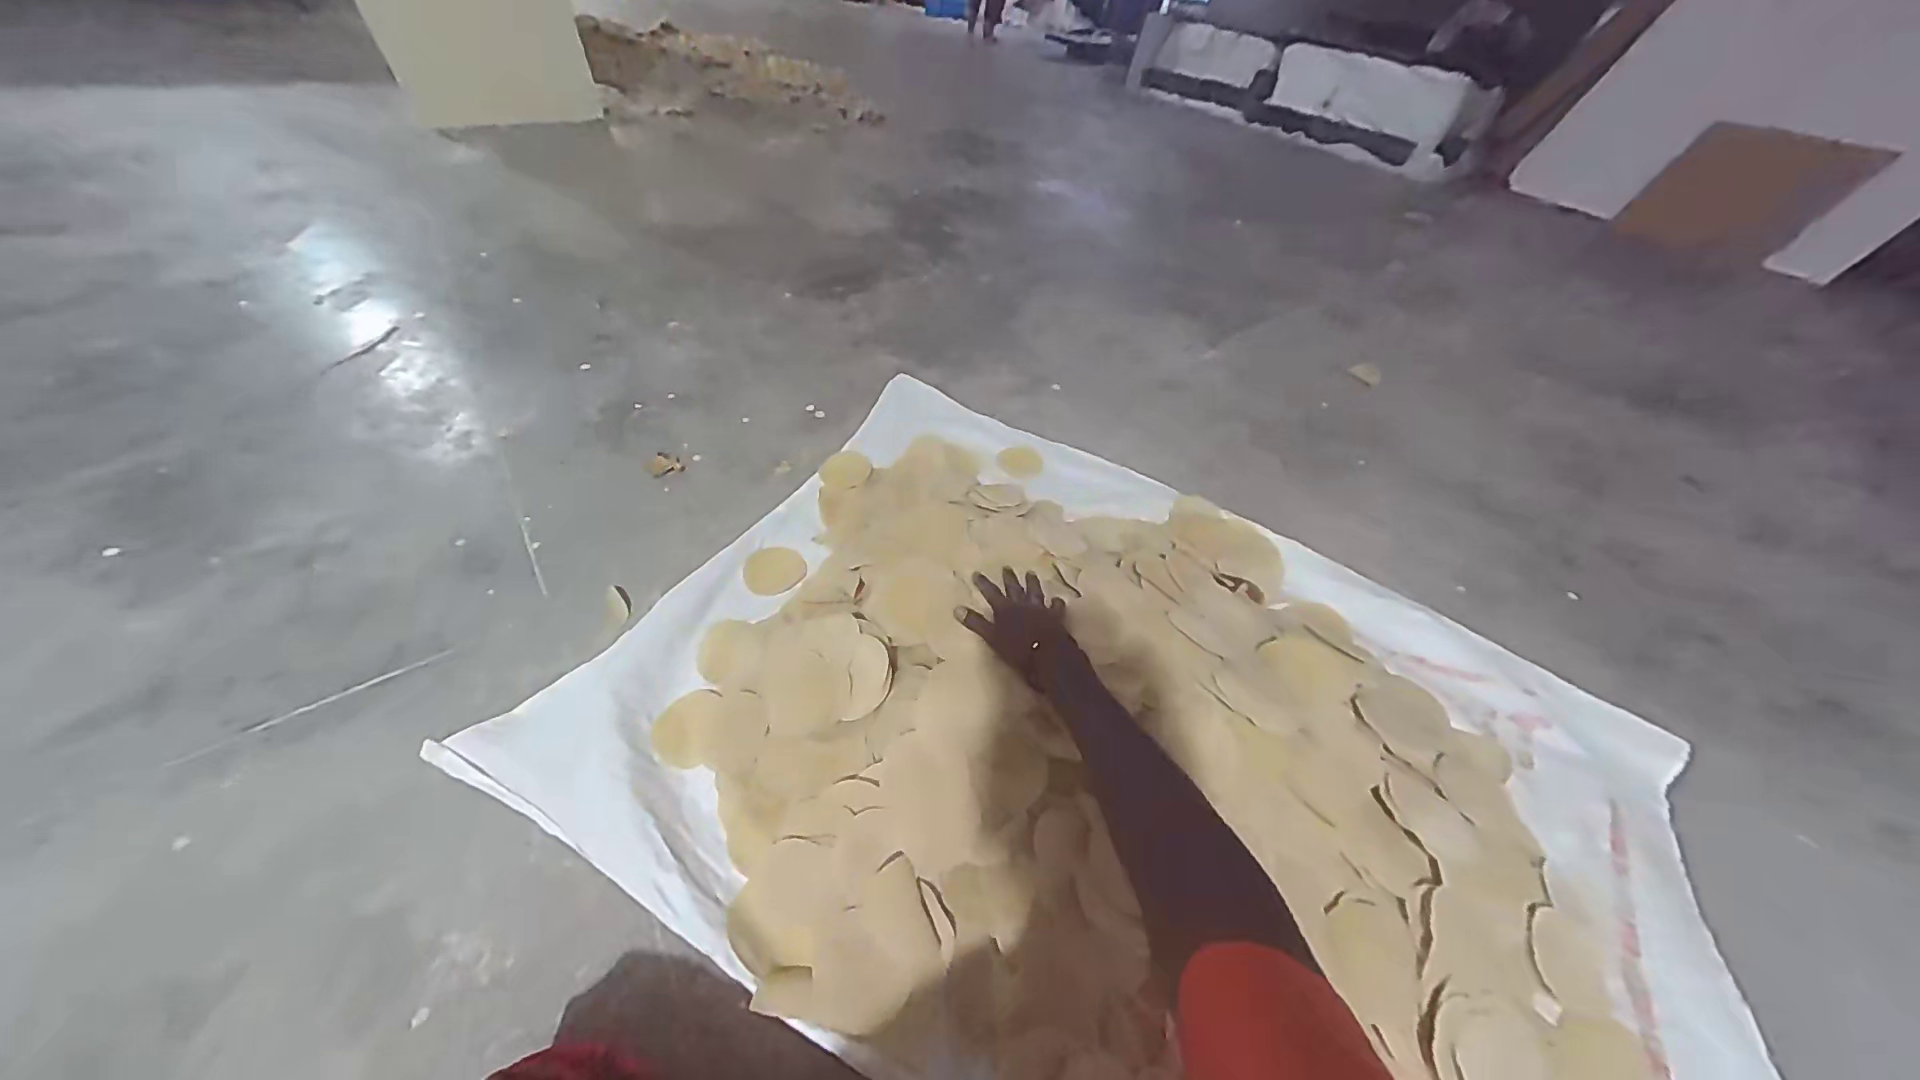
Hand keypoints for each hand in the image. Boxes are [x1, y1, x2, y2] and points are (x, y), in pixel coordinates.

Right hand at [957, 568, 1090, 693]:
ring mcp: (1040, 609)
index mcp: (1005, 609)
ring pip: (1035, 591)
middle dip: (1008, 578)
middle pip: (1013, 588)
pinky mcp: (1055, 616)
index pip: (991, 592)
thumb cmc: (1016, 649)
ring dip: (1032, 583)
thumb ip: (976, 623)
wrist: (1046, 655)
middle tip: (1006, 567)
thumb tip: (957, 608)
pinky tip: (1057, 598)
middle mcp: (1022, 604)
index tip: (976, 573)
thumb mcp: (991, 637)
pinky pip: (1056, 606)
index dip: (983, 583)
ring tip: (1030, 573)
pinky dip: (1056, 602)